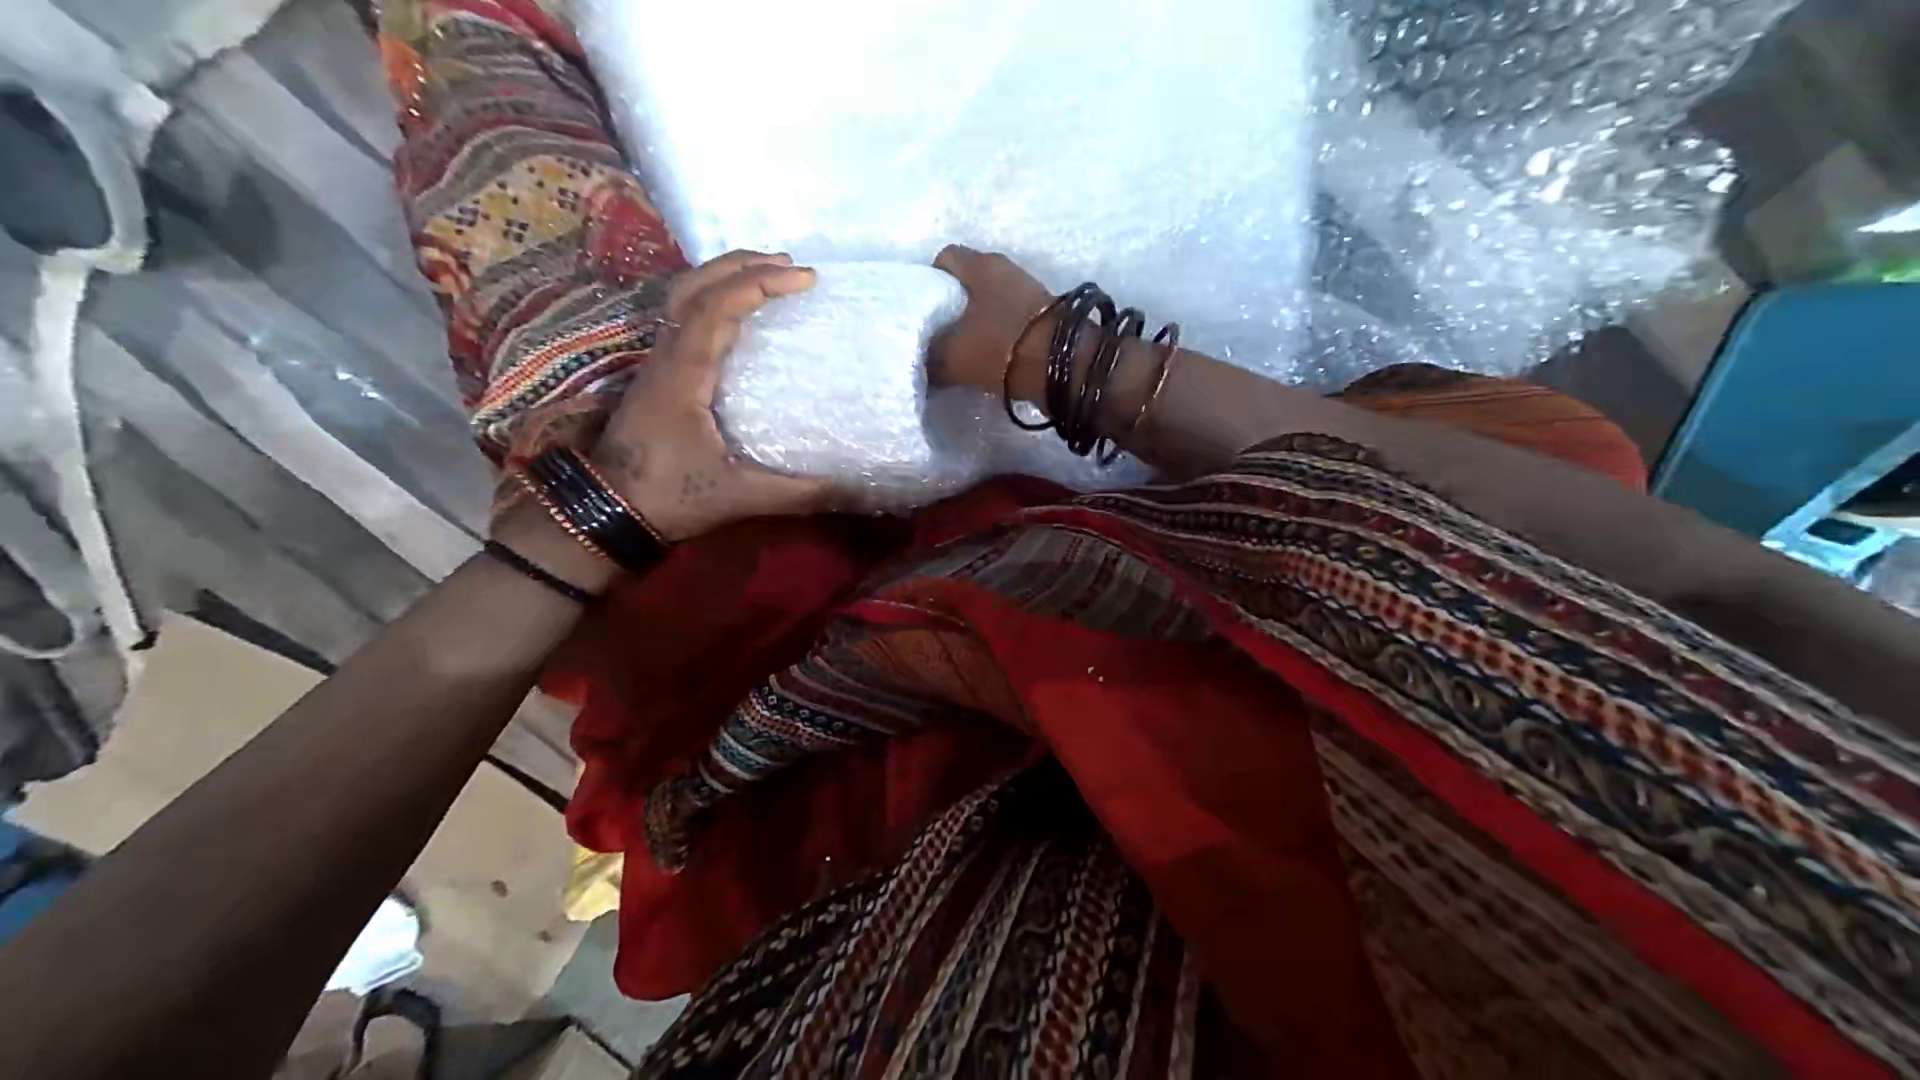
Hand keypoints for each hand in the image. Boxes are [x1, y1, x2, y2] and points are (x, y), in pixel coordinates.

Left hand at [589, 250, 832, 541]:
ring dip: (724, 277)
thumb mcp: (740, 496)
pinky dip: (712, 300)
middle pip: (695, 286)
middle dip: (742, 265)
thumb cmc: (671, 497)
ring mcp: (658, 363)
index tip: (806, 278)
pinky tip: (737, 316)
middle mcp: (667, 355)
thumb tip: (854, 491)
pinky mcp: (658, 376)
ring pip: (682, 297)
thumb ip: (797, 493)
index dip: (761, 284)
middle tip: (789, 264)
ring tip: (766, 277)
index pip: (719, 306)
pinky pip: (682, 318)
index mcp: (685, 372)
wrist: (607, 510)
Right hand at [929, 245, 1053, 401]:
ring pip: (988, 301)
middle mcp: (1006, 270)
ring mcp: (1028, 292)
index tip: (919, 310)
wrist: (1064, 368)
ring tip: (958, 349)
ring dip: (974, 322)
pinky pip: (1006, 319)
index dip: (927, 281)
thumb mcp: (952, 358)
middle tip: (935, 334)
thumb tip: (917, 362)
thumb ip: (927, 359)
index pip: (944, 258)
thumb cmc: (1002, 348)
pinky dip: (994, 334)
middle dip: (950, 306)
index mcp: (981, 265)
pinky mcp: (1043, 315)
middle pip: (967, 282)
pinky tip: (985, 357)